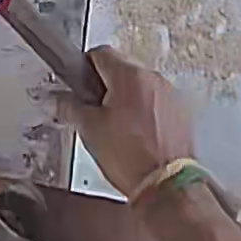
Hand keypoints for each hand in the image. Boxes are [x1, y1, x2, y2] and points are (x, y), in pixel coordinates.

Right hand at [72, 46, 195, 198]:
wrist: (167, 187)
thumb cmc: (131, 158)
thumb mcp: (89, 129)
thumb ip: (70, 105)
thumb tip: (60, 98)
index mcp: (128, 75)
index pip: (100, 52)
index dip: (84, 67)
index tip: (79, 84)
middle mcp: (152, 78)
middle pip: (120, 67)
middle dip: (104, 84)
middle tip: (94, 108)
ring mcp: (169, 94)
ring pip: (139, 84)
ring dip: (125, 97)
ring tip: (115, 125)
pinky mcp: (180, 112)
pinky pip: (155, 100)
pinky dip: (144, 110)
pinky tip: (135, 134)